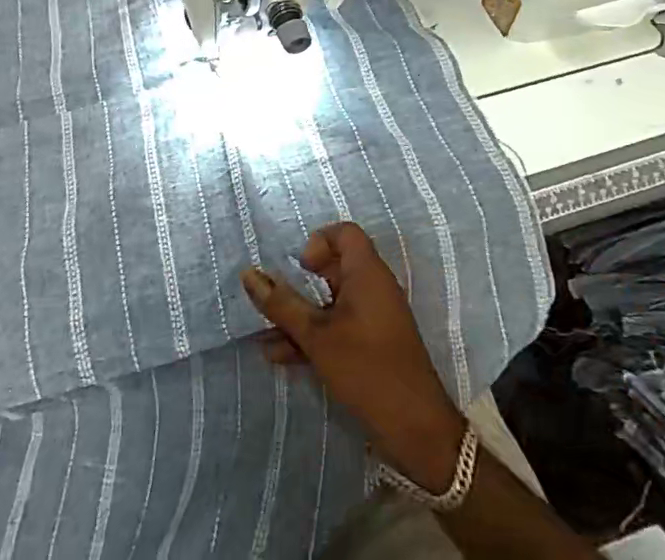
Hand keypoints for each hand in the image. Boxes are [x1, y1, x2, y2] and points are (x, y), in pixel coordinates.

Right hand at [241, 222, 468, 492]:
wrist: (416, 431)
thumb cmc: (366, 370)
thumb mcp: (315, 336)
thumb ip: (281, 303)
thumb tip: (248, 274)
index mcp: (368, 275)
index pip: (345, 233)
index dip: (318, 242)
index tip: (300, 268)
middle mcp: (373, 289)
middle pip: (332, 267)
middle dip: (297, 282)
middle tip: (274, 300)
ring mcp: (373, 318)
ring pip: (329, 301)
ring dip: (297, 314)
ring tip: (266, 334)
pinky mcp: (370, 344)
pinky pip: (335, 326)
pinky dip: (311, 335)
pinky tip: (280, 355)